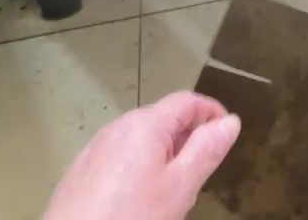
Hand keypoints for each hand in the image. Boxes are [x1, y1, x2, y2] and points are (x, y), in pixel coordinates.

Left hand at [43, 91, 241, 219]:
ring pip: (139, 141)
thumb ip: (206, 151)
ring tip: (168, 194)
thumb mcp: (179, 189)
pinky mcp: (77, 175)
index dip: (211, 113)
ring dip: (160, 156)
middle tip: (198, 175)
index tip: (225, 138)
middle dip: (186, 139)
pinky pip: (117, 160)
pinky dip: (135, 170)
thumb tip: (231, 120)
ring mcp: (94, 151)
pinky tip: (133, 206)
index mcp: (145, 124)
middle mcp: (118, 127)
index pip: (188, 101)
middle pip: (162, 120)